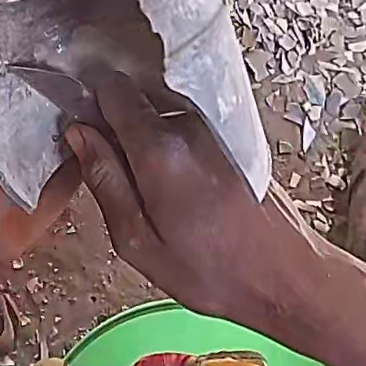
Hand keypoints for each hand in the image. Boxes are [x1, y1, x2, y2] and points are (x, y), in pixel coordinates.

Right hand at [65, 72, 340, 353]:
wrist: (286, 275)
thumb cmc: (210, 269)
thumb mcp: (137, 240)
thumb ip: (104, 179)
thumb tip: (79, 133)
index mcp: (159, 149)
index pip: (112, 90)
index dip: (91, 106)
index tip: (82, 133)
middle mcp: (187, 125)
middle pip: (134, 96)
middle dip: (112, 122)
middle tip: (111, 169)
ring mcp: (212, 127)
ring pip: (156, 109)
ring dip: (140, 135)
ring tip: (144, 185)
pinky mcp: (229, 135)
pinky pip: (179, 122)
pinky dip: (165, 139)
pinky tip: (172, 182)